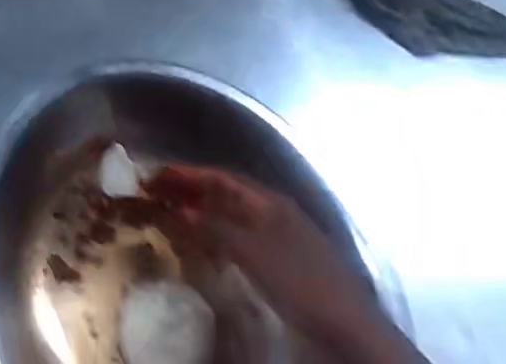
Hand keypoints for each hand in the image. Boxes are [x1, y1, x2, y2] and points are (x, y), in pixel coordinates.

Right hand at [151, 167, 425, 363]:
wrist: (352, 331)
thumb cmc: (299, 280)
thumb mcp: (249, 251)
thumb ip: (211, 226)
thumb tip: (179, 209)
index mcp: (268, 200)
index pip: (218, 175)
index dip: (184, 173)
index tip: (154, 175)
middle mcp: (275, 211)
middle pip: (225, 192)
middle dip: (190, 191)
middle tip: (158, 194)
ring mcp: (283, 236)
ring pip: (233, 214)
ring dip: (202, 212)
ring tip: (174, 216)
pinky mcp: (287, 261)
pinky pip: (242, 235)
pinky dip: (218, 234)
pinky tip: (206, 245)